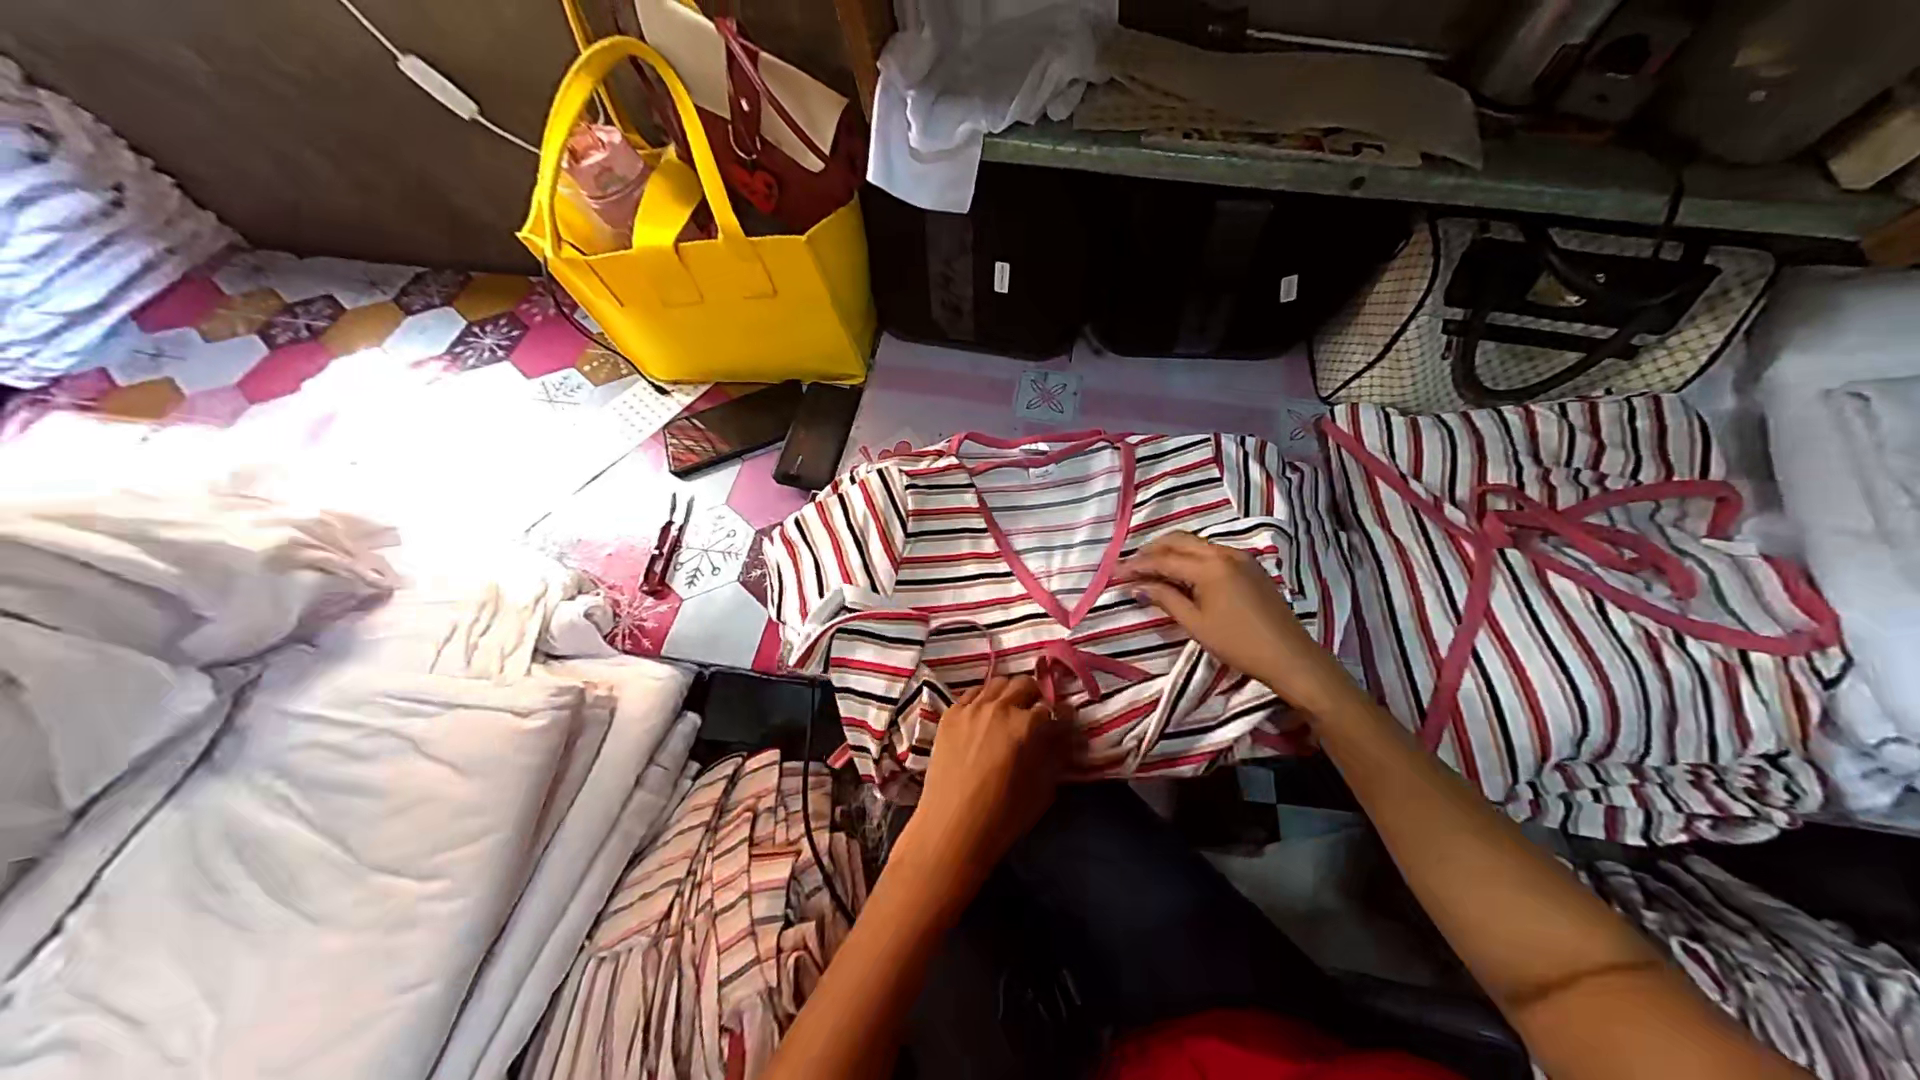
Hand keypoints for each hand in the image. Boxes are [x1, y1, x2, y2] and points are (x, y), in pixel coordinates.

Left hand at [897, 676, 1070, 899]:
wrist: (952, 826)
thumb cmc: (1003, 815)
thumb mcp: (1043, 789)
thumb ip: (1056, 755)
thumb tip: (1063, 737)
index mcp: (1027, 725)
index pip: (1053, 708)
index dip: (1061, 717)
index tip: (1061, 724)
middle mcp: (1000, 707)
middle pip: (1025, 684)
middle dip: (1035, 697)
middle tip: (1035, 715)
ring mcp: (971, 708)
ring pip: (998, 683)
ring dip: (1009, 693)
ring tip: (1009, 712)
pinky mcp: (950, 714)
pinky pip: (972, 693)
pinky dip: (983, 698)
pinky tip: (984, 715)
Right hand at [1121, 531, 1358, 715]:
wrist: (1289, 655)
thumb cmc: (1238, 643)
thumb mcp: (1196, 624)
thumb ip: (1166, 599)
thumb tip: (1139, 587)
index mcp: (1209, 566)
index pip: (1164, 559)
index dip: (1136, 565)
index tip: (1115, 573)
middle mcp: (1224, 553)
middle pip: (1179, 541)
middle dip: (1151, 550)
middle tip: (1130, 565)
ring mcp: (1240, 557)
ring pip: (1196, 544)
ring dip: (1171, 551)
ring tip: (1150, 567)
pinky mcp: (1249, 566)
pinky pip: (1211, 551)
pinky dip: (1190, 556)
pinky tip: (1181, 572)